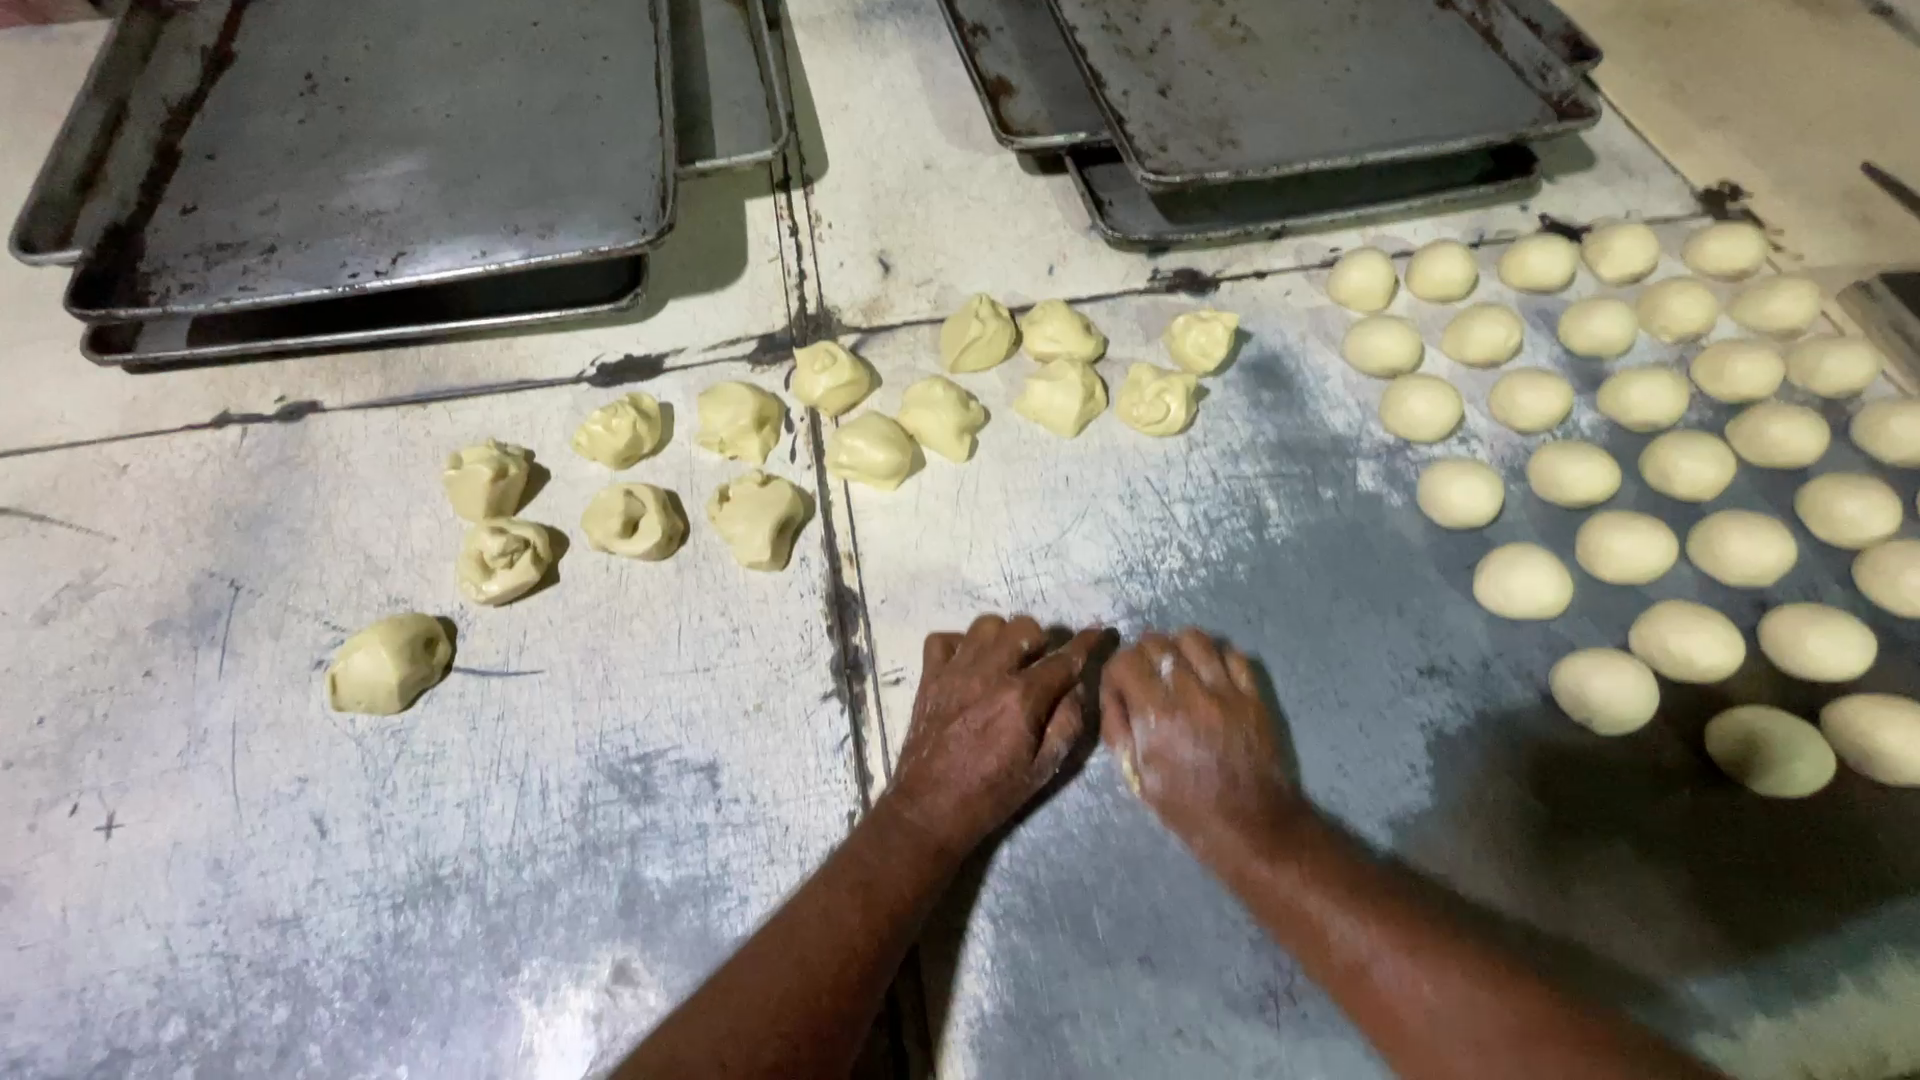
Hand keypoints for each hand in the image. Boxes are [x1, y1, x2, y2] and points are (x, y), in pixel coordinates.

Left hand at [884, 615, 1107, 857]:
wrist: (930, 808)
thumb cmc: (992, 794)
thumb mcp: (1043, 769)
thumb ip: (1068, 722)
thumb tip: (1077, 686)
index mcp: (1021, 698)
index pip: (1064, 658)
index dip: (1086, 643)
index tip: (1098, 632)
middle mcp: (988, 674)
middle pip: (1024, 627)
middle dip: (1042, 640)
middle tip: (1042, 662)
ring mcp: (954, 671)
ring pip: (986, 625)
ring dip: (1003, 637)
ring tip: (1006, 660)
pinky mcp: (929, 677)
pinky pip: (944, 639)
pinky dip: (960, 645)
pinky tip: (969, 664)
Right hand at [1100, 629, 1304, 863]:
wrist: (1249, 825)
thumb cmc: (1185, 807)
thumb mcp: (1137, 776)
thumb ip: (1118, 730)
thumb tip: (1113, 696)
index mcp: (1157, 716)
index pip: (1125, 661)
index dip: (1115, 671)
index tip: (1120, 687)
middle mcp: (1191, 694)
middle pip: (1157, 642)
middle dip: (1143, 655)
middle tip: (1145, 676)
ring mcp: (1227, 692)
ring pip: (1196, 638)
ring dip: (1178, 648)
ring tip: (1177, 667)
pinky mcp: (1253, 696)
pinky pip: (1234, 654)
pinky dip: (1216, 657)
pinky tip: (1210, 674)